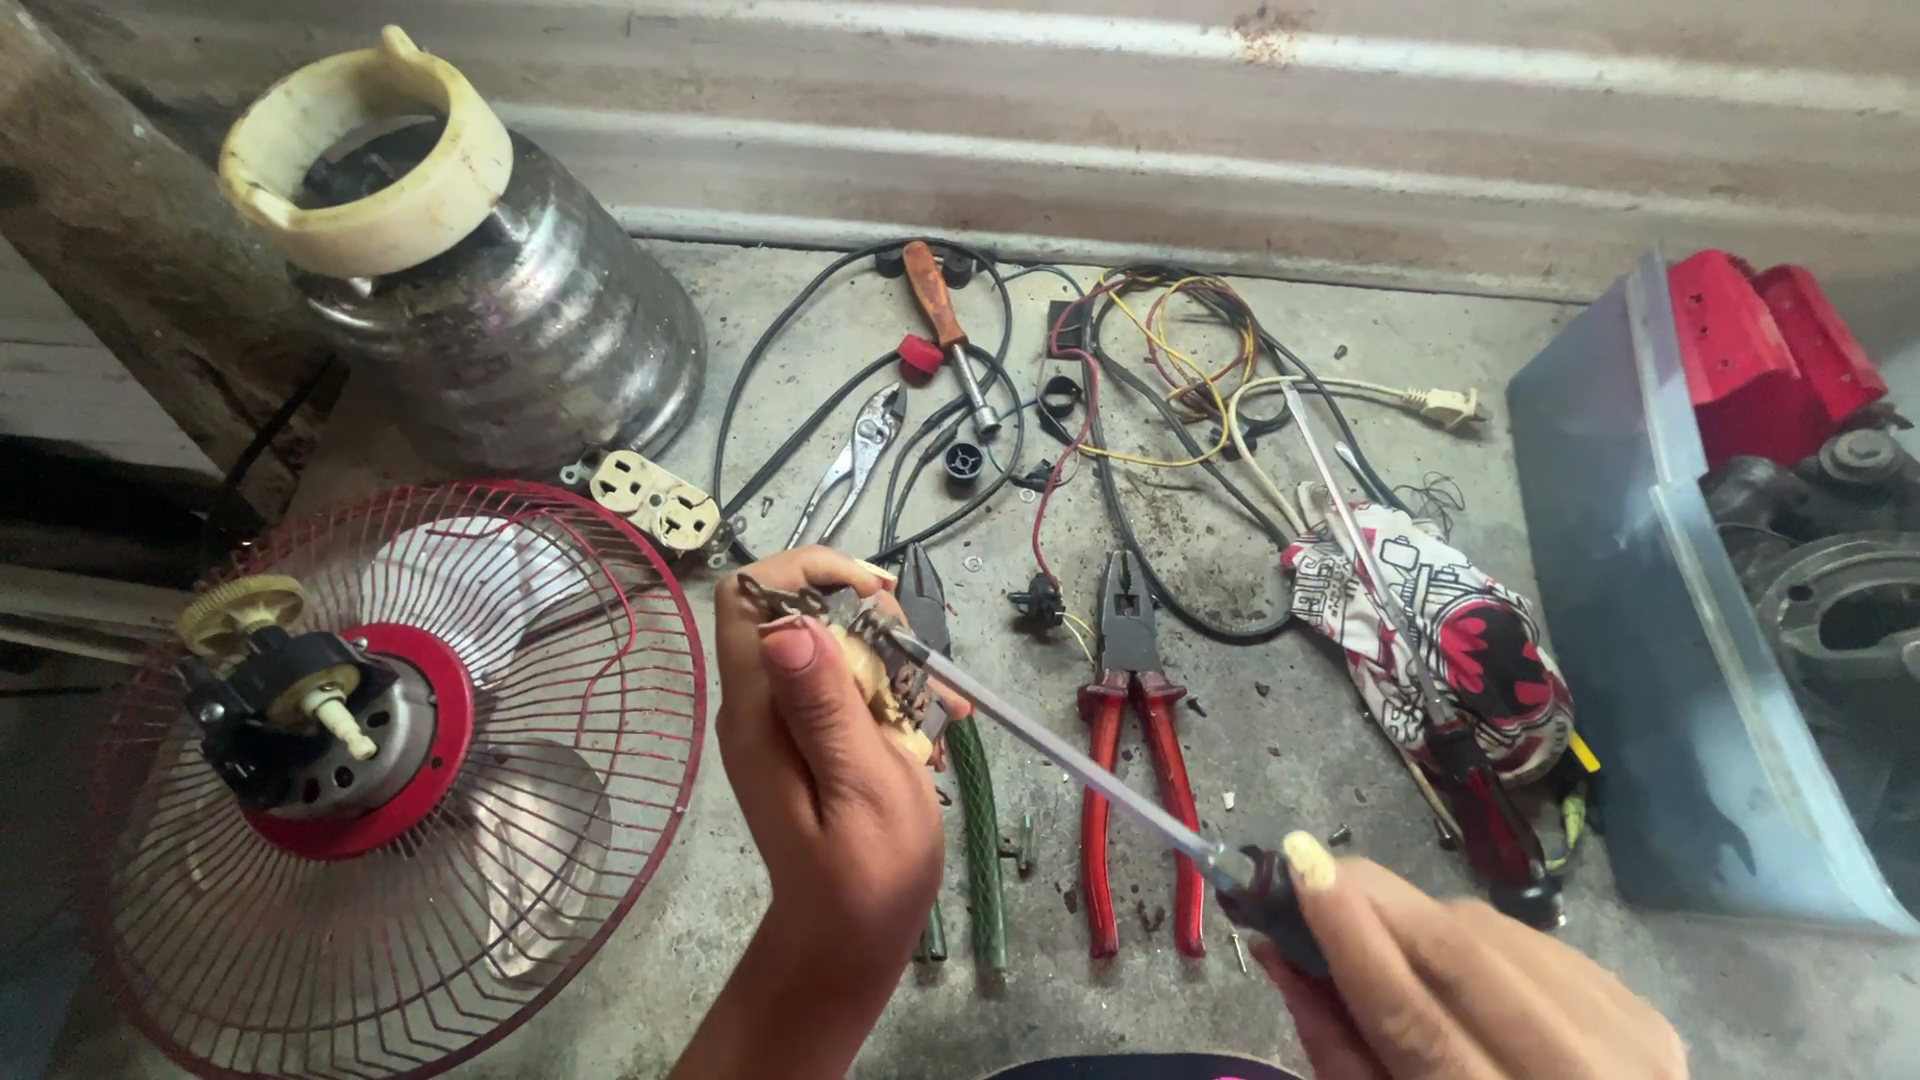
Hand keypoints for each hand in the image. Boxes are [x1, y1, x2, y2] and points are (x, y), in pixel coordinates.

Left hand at [713, 546, 944, 973]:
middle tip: (915, 664)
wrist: (847, 938)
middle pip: (799, 609)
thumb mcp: (859, 787)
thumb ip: (826, 707)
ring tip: (936, 705)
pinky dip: (897, 686)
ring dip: (892, 657)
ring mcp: (789, 716)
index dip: (805, 570)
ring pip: (834, 641)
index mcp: (760, 710)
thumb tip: (789, 626)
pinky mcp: (815, 731)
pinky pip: (852, 679)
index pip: (749, 597)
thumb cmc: (862, 875)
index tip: (873, 594)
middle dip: (865, 619)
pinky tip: (934, 724)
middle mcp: (763, 701)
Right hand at [1253, 834, 1686, 1079]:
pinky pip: (1531, 939)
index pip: (1415, 1023)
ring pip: (1492, 934)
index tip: (1299, 864)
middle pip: (1464, 959)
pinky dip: (1476, 936)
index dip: (1351, 938)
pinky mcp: (1649, 1021)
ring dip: (1422, 920)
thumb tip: (1272, 943)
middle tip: (1313, 862)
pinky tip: (1462, 964)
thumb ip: (1330, 1038)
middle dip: (1377, 896)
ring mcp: (1637, 1054)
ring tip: (1391, 939)